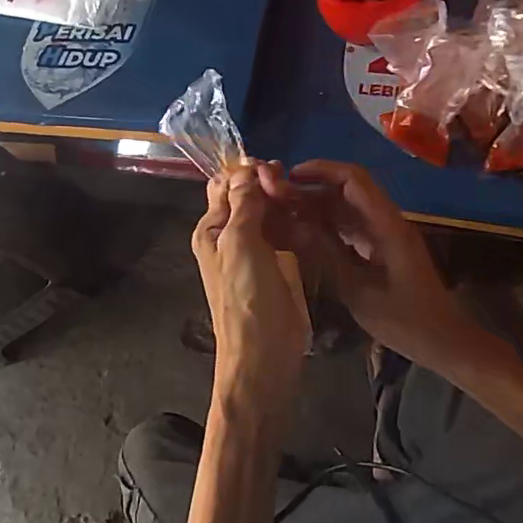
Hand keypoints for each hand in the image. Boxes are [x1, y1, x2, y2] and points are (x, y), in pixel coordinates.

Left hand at [192, 164, 311, 409]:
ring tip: (304, 200)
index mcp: (212, 229)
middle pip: (247, 198)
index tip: (275, 168)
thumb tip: (245, 168)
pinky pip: (284, 235)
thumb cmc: (247, 299)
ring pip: (268, 214)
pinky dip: (294, 224)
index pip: (225, 186)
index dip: (246, 173)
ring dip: (284, 204)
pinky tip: (309, 221)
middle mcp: (229, 236)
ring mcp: (254, 252)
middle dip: (268, 186)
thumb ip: (244, 205)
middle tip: (294, 183)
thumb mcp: (241, 244)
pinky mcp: (277, 266)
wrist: (263, 355)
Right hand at [270, 160, 498, 371]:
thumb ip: (327, 254)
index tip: (290, 176)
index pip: (353, 179)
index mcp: (387, 225)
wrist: (445, 343)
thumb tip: (294, 225)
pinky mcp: (383, 248)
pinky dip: (328, 224)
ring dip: (319, 206)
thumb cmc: (405, 320)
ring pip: (349, 207)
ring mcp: (386, 234)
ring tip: (285, 212)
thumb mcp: (359, 290)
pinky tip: (305, 232)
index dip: (321, 170)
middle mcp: (387, 221)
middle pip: (349, 188)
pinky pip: (353, 225)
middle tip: (279, 196)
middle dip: (314, 187)